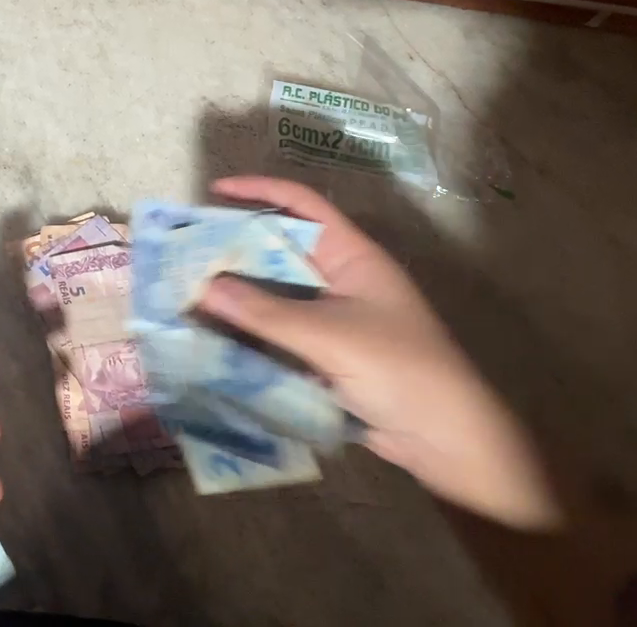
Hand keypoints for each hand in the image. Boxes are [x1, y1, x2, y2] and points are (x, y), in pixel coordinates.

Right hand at [201, 176, 560, 530]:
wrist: (450, 444)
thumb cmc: (402, 372)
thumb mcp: (330, 337)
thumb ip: (263, 312)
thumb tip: (202, 287)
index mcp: (352, 257)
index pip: (303, 206)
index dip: (259, 191)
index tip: (214, 191)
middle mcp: (338, 280)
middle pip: (278, 249)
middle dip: (233, 246)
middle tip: (186, 249)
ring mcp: (330, 318)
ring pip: (272, 292)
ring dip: (234, 292)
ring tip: (186, 289)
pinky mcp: (322, 354)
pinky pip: (274, 330)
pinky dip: (245, 328)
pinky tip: (212, 333)